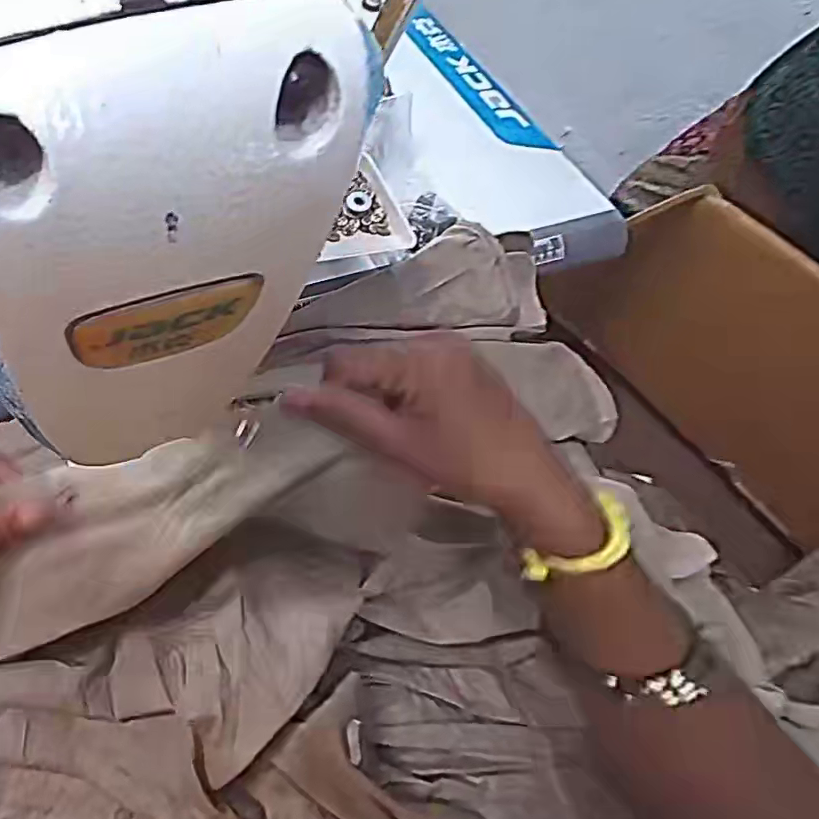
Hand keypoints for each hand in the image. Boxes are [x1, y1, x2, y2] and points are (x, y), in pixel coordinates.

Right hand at [281, 333, 604, 556]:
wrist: (530, 478)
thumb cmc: (462, 464)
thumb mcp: (394, 442)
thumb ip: (340, 413)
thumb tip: (288, 395)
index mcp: (418, 357)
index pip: (343, 360)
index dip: (332, 392)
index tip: (347, 425)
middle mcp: (434, 340)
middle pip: (364, 358)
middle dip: (359, 392)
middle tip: (378, 429)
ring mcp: (451, 346)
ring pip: (384, 361)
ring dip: (379, 390)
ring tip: (400, 425)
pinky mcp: (460, 356)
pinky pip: (409, 363)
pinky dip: (400, 386)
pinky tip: (419, 415)